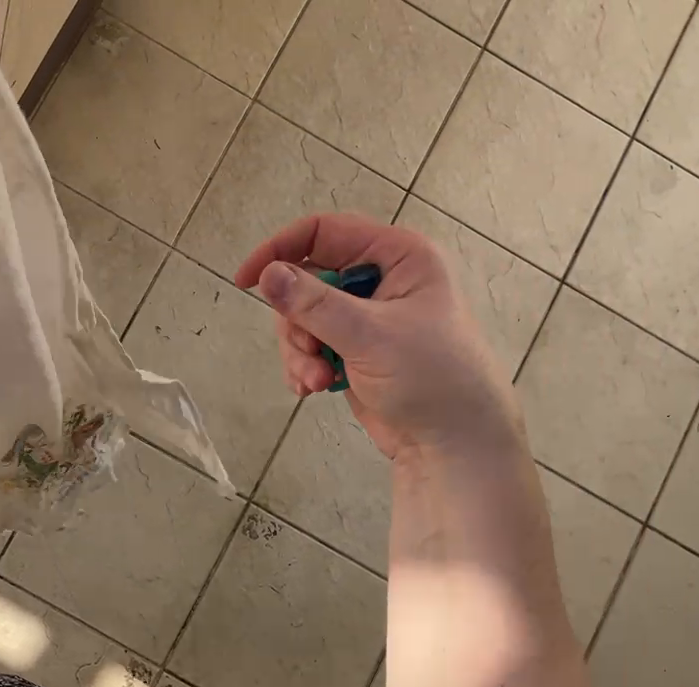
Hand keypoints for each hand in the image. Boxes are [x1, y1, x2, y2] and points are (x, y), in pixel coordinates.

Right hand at [235, 214, 521, 460]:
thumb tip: (266, 275)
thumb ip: (313, 304)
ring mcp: (364, 317)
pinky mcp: (352, 350)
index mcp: (397, 256)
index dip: (280, 250)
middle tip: (307, 355)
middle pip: (305, 282)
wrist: (451, 441)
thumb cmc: (430, 377)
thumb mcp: (369, 335)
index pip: (323, 232)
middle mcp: (379, 279)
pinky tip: (314, 389)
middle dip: (296, 324)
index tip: (246, 281)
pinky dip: (304, 367)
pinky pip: (309, 347)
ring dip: (299, 353)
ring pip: (302, 320)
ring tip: (317, 382)